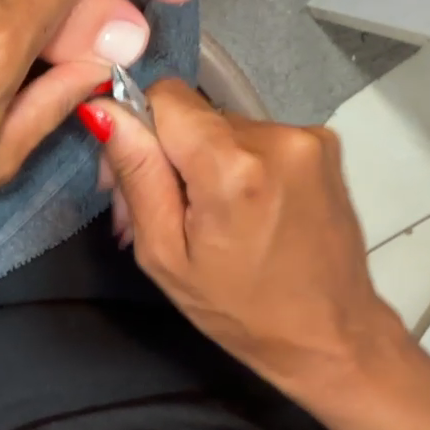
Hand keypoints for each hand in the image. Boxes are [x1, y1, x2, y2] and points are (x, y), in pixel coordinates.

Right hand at [91, 81, 408, 396]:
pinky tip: (228, 211)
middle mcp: (276, 136)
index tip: (123, 174)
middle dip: (160, 155)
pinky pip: (251, 138)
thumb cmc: (233, 308)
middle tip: (146, 214)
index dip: (133, 127)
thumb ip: (137, 175)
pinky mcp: (322, 145)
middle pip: (190, 116)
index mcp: (232, 167)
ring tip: (192, 220)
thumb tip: (103, 110)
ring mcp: (307, 137)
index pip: (165, 97)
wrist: (326, 331)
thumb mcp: (163, 253)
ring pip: (218, 128)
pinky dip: (228, 165)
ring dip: (193, 163)